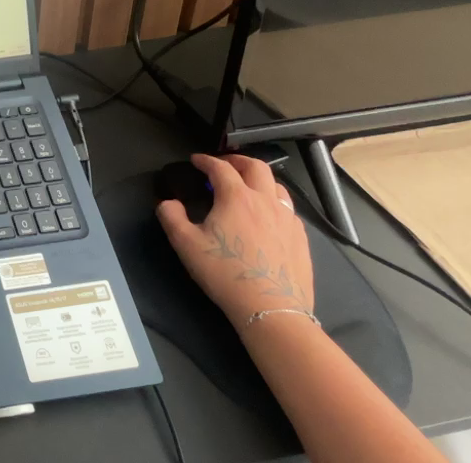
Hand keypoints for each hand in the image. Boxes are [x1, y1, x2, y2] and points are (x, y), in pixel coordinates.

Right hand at [157, 154, 314, 325]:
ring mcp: (288, 220)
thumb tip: (168, 203)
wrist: (272, 310)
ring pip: (277, 187)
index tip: (196, 161)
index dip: (205, 160)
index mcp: (237, 198)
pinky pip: (289, 211)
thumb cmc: (225, 273)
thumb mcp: (185, 244)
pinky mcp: (301, 239)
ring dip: (259, 180)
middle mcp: (266, 202)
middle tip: (224, 164)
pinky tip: (267, 218)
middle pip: (257, 167)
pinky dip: (274, 204)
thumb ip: (171, 216)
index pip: (220, 167)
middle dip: (237, 160)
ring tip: (247, 188)